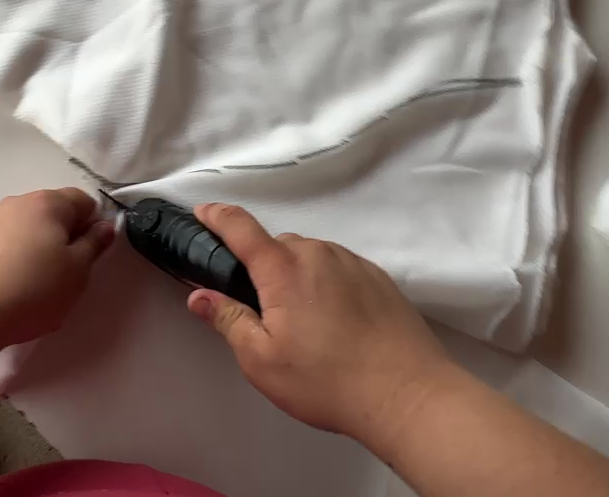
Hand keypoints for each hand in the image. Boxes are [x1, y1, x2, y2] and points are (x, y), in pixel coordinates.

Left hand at [0, 188, 115, 348]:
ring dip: (39, 247)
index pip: (83, 201)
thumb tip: (104, 226)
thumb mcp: (77, 272)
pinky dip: (16, 256)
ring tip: (37, 284)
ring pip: (29, 227)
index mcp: (48, 202)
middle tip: (65, 273)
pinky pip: (7, 241)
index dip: (93, 226)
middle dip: (65, 237)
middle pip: (54, 212)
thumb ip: (94, 244)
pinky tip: (12, 285)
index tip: (89, 255)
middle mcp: (19, 201)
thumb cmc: (32, 291)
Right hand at [187, 203, 454, 444]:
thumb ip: (228, 320)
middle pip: (276, 245)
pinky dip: (327, 283)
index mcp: (282, 268)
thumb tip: (199, 296)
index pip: (240, 226)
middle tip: (264, 307)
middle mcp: (315, 252)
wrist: (409, 396)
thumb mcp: (262, 361)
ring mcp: (350, 261)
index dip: (216, 215)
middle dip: (262, 266)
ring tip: (306, 323)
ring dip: (297, 275)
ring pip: (309, 256)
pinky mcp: (376, 275)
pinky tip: (336, 321)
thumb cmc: (329, 381)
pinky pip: (338, 267)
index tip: (202, 213)